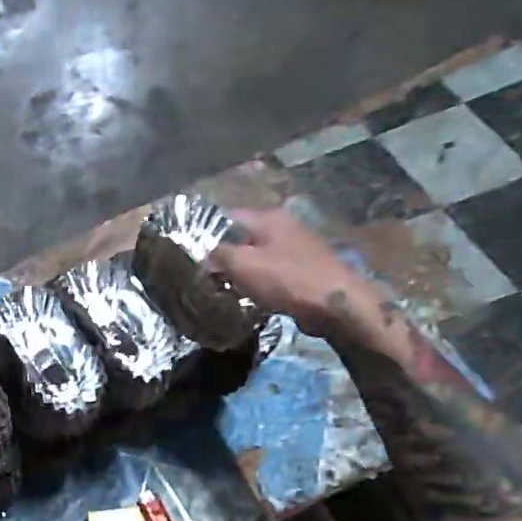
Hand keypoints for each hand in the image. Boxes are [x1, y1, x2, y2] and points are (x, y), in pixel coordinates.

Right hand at [208, 208, 381, 337]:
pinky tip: (243, 295)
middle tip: (200, 276)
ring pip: (253, 256)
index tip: (188, 254)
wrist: (333, 302)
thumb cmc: (286, 278)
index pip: (226, 218)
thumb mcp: (244, 264)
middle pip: (240, 238)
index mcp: (268, 218)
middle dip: (220, 256)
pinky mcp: (298, 269)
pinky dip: (252, 281)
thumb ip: (218, 255)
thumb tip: (203, 256)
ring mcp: (292, 247)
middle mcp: (281, 226)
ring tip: (218, 288)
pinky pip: (266, 271)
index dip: (205, 234)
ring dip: (236, 271)